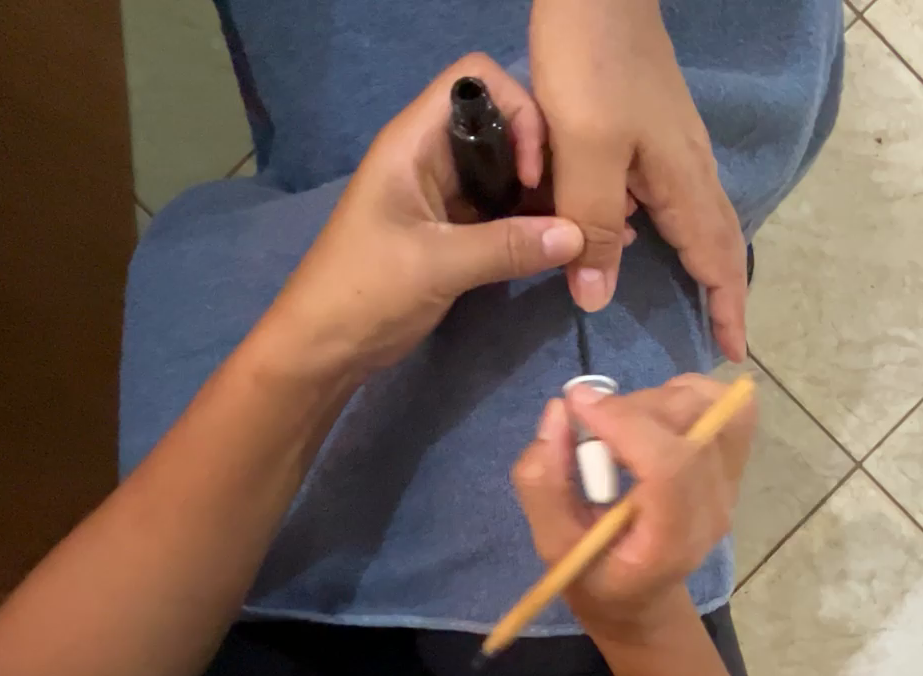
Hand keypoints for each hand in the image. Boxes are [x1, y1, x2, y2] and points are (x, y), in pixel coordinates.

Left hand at [265, 54, 583, 380]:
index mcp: (416, 143)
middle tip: (586, 204)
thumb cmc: (364, 292)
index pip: (476, 82)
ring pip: (510, 179)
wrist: (328, 346)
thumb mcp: (437, 265)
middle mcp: (436, 159)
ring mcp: (449, 199)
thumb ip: (507, 247)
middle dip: (547, 159)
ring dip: (549, 200)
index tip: (535, 173)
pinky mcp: (459, 235)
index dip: (518, 113)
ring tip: (593, 231)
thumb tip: (578, 236)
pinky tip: (570, 249)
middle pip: (504, 130)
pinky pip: (507, 219)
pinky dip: (538, 230)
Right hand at [511, 375, 756, 639]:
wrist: (642, 597)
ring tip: (621, 429)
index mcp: (670, 539)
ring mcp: (729, 484)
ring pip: (711, 406)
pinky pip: (727, 406)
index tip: (576, 405)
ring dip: (656, 400)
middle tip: (593, 427)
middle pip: (691, 426)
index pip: (670, 466)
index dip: (624, 423)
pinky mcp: (732, 464)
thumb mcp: (554, 546)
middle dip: (632, 409)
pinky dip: (685, 396)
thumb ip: (544, 485)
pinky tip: (652, 420)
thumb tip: (558, 413)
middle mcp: (712, 507)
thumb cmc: (596, 577)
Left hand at [530, 0, 748, 363]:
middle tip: (721, 336)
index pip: (717, 261)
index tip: (733, 353)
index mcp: (683, 184)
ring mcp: (676, 152)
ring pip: (699, 225)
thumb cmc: (592, 66)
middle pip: (720, 245)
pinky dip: (673, 236)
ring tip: (696, 304)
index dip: (726, 309)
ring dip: (703, 268)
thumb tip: (597, 302)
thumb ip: (590, 225)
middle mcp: (691, 172)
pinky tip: (639, 241)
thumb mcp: (585, 151)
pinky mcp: (655, 136)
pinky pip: (674, 204)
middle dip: (724, 294)